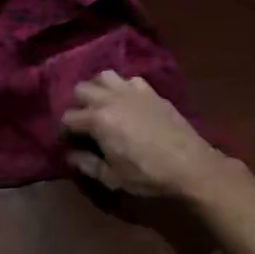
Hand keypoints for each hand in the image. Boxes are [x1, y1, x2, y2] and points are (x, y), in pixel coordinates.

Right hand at [61, 71, 230, 197]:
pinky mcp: (151, 91)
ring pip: (103, 76)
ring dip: (97, 89)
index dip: (64, 132)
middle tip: (83, 123)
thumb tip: (70, 154)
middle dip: (77, 105)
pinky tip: (126, 102)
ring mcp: (132, 91)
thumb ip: (86, 164)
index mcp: (97, 120)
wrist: (191, 166)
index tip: (68, 143)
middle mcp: (110, 98)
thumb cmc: (148, 175)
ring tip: (101, 106)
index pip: (67, 118)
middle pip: (80, 90)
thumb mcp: (111, 177)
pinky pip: (129, 79)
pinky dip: (122, 87)